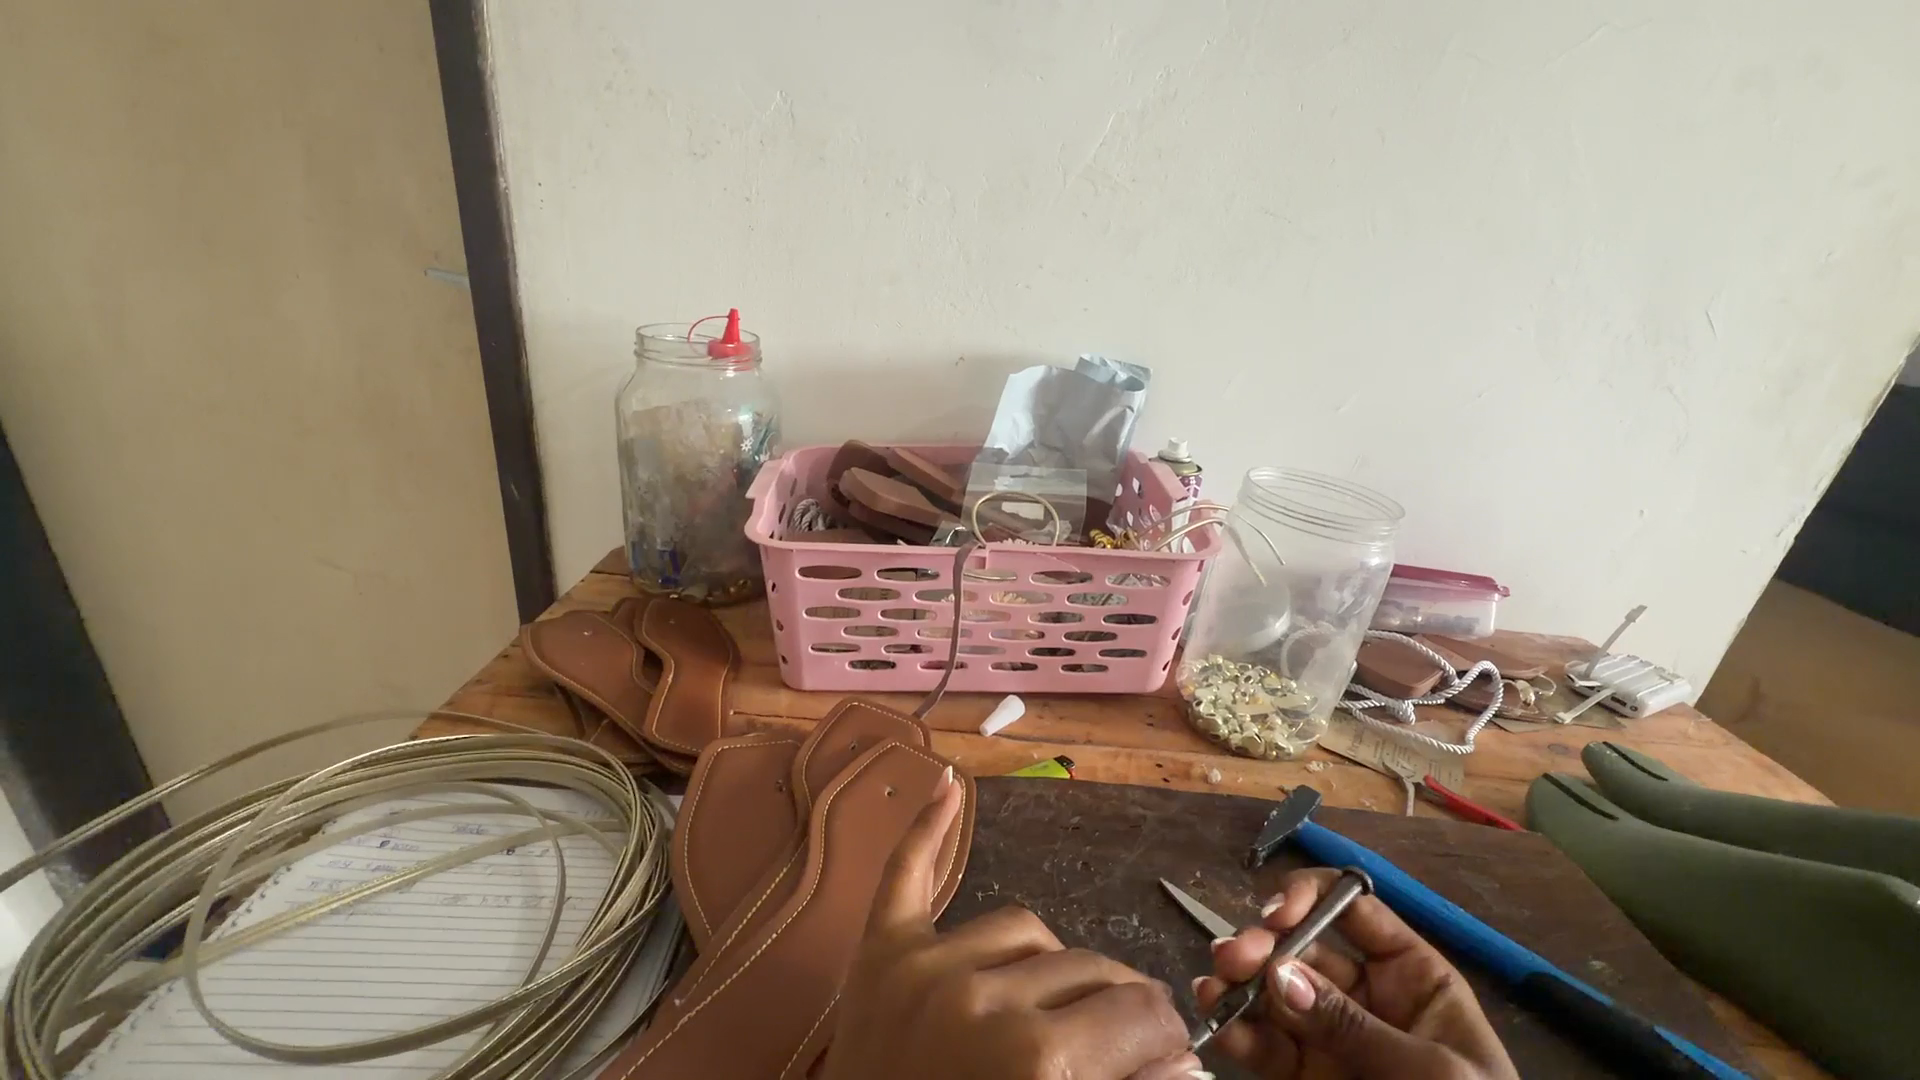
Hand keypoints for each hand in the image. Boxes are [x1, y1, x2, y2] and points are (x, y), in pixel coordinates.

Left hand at [818, 770, 1201, 1079]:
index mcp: (1040, 1061)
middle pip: (1087, 968)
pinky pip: (906, 875)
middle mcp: (984, 998)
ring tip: (1050, 994)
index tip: (1165, 1050)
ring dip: (1048, 959)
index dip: (1164, 1034)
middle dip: (1115, 1000)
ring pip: (1025, 928)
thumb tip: (1188, 1063)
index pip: (1139, 1013)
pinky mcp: (881, 952)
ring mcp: (926, 965)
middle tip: (1117, 1030)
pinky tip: (946, 783)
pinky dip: (925, 830)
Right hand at [1193, 868, 1516, 1079]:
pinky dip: (1237, 1033)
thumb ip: (1352, 1025)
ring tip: (1210, 990)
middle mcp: (1361, 996)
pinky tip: (1218, 1026)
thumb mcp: (1432, 1074)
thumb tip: (1278, 974)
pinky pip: (1265, 1046)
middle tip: (1231, 958)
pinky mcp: (1305, 1077)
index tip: (1275, 914)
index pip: (1351, 910)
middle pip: (1299, 948)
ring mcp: (1330, 1038)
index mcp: (1409, 977)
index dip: (1309, 898)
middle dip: (1261, 946)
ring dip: (1237, 985)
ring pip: (1271, 993)